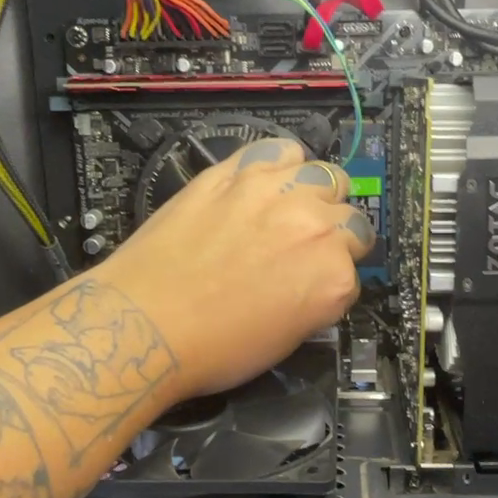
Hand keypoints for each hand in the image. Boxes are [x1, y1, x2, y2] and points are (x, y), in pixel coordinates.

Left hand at [90, 137, 374, 400]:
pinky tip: (267, 179)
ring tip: (290, 209)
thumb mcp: (284, 340)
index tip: (313, 282)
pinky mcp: (235, 171)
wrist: (144, 324)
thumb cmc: (211, 348)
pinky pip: (279, 149)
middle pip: (349, 218)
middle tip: (301, 249)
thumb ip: (314, 300)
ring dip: (316, 193)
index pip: (353, 267)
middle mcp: (315, 227)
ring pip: (323, 175)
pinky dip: (281, 162)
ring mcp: (275, 192)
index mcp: (333, 278)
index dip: (333, 275)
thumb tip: (314, 281)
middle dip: (332, 234)